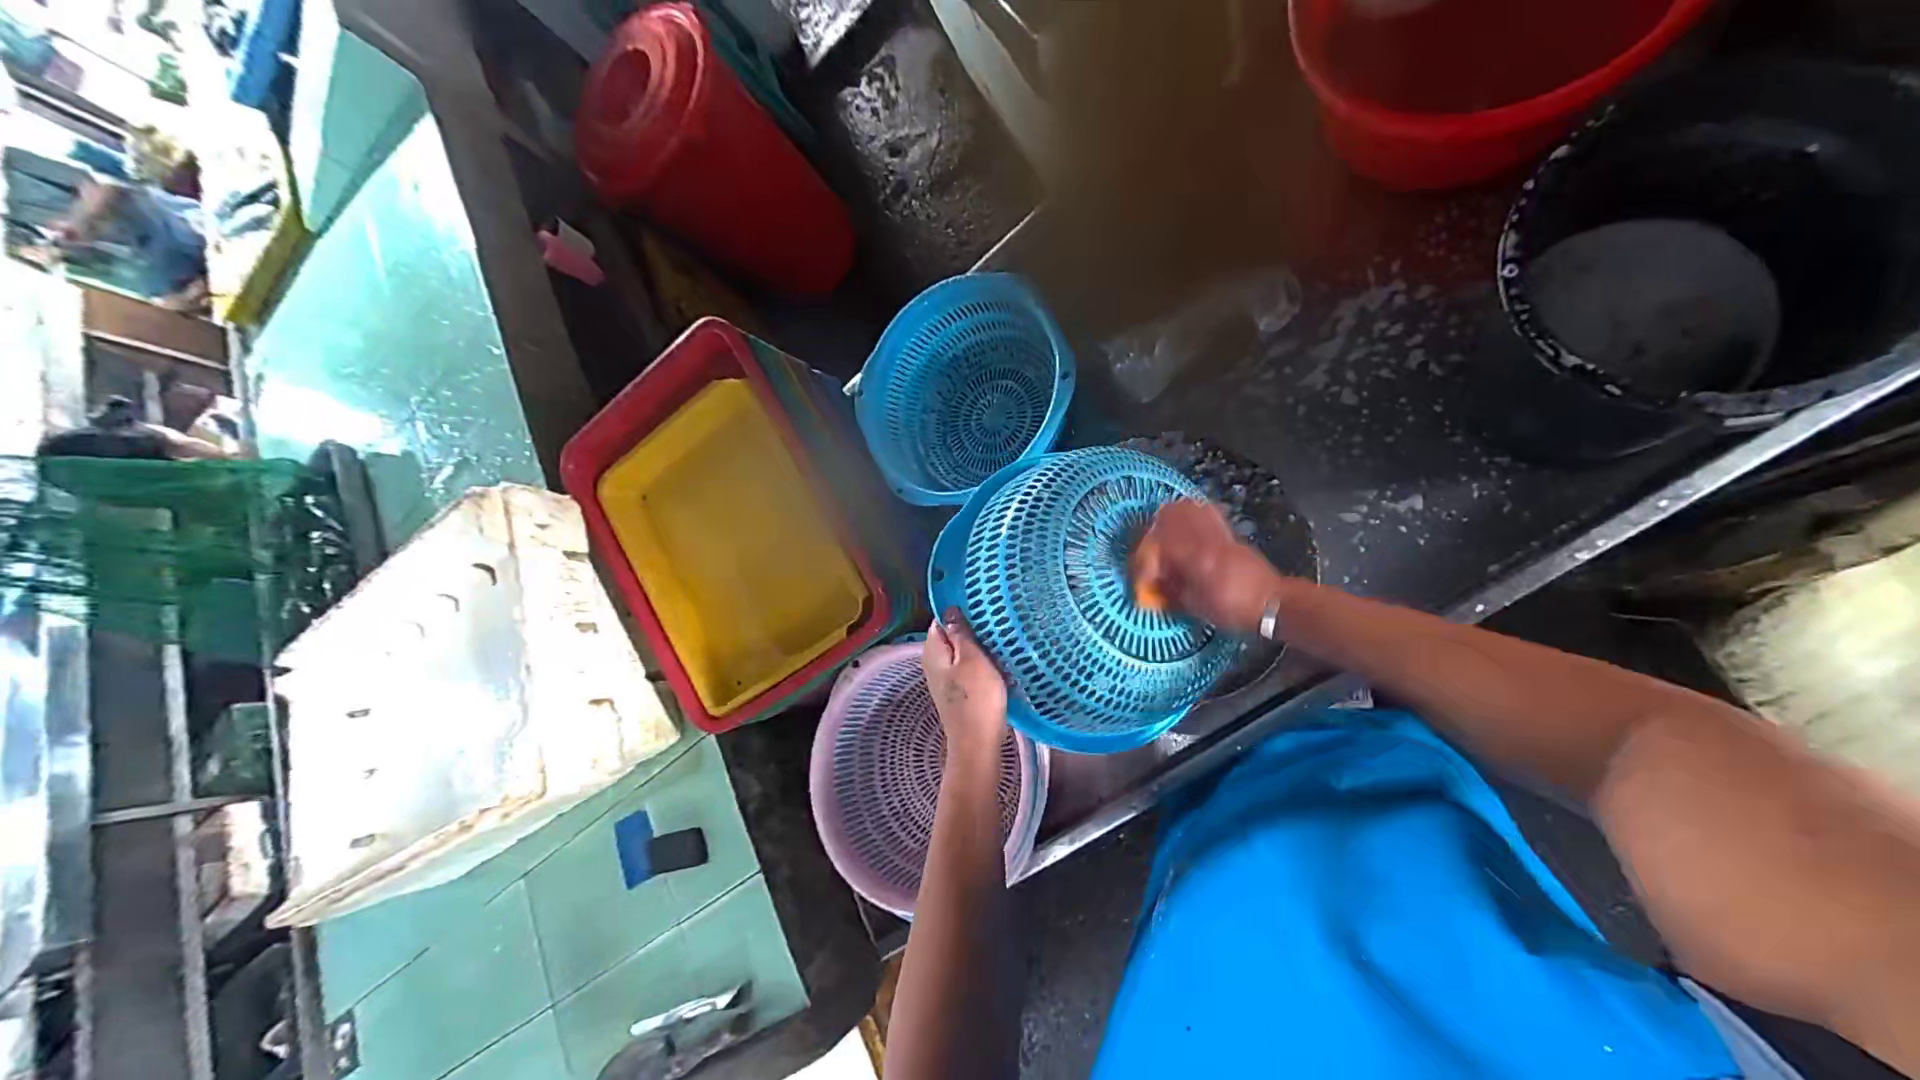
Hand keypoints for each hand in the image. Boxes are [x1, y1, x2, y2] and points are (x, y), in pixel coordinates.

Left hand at [922, 609, 1007, 765]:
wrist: (977, 745)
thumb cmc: (977, 699)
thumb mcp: (973, 660)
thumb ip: (961, 633)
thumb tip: (950, 609)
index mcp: (933, 651)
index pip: (941, 618)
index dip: (961, 610)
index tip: (984, 606)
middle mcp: (933, 662)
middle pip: (951, 636)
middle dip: (972, 628)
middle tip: (997, 621)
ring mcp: (944, 679)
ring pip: (961, 652)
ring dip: (979, 646)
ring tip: (1001, 639)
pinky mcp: (957, 691)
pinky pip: (968, 667)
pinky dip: (981, 663)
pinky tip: (998, 662)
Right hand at [1131, 498, 1287, 635]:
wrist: (1272, 604)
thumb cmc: (1233, 610)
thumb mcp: (1196, 607)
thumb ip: (1171, 591)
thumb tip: (1154, 584)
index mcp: (1194, 559)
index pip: (1157, 546)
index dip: (1144, 561)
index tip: (1143, 578)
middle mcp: (1205, 540)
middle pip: (1170, 517)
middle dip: (1153, 532)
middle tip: (1149, 550)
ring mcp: (1219, 533)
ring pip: (1189, 509)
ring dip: (1171, 517)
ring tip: (1163, 531)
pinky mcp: (1230, 534)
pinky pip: (1207, 513)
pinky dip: (1194, 512)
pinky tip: (1189, 519)